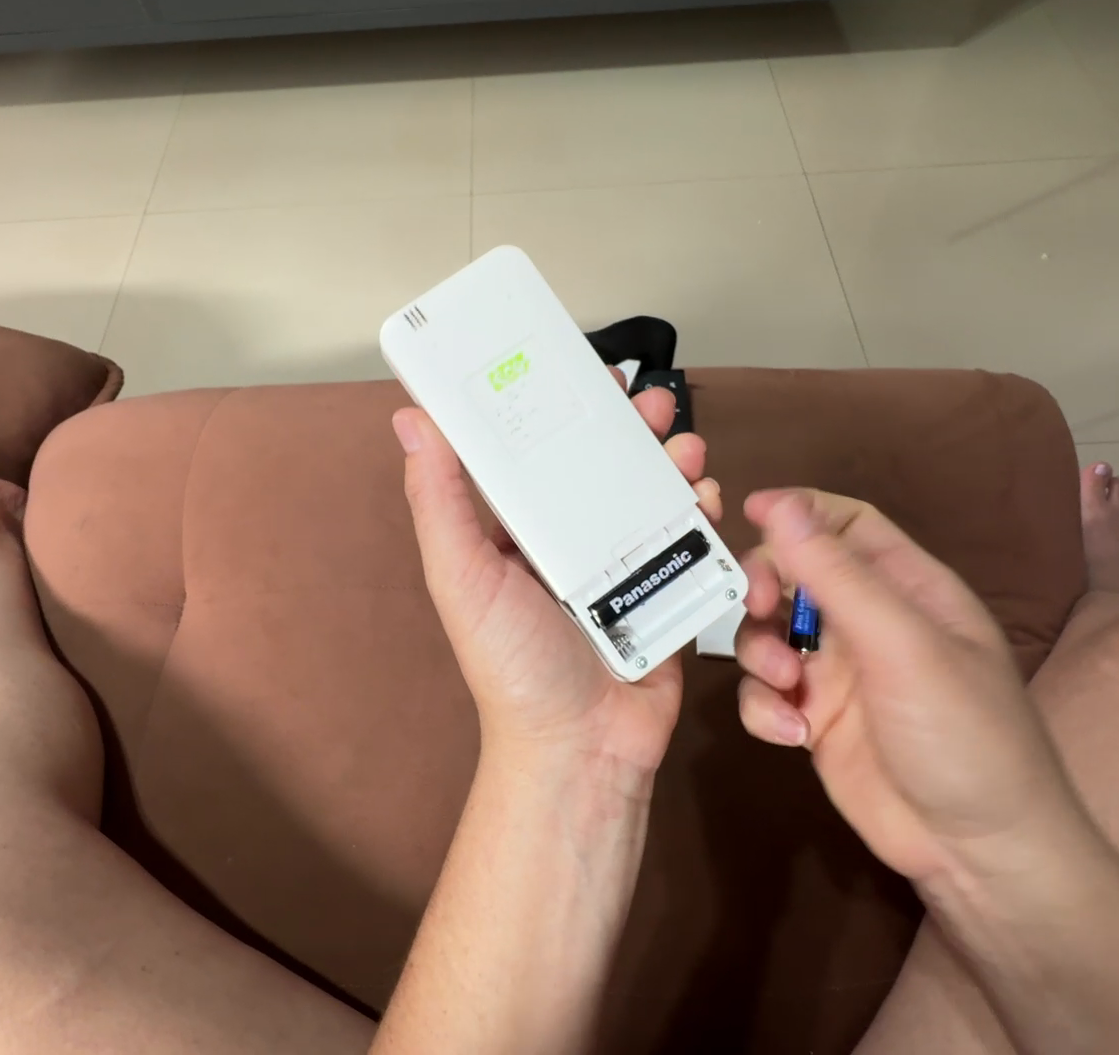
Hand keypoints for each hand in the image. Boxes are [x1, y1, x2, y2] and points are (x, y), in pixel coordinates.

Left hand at [394, 377, 721, 776]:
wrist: (582, 748)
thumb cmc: (513, 667)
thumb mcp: (463, 578)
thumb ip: (440, 502)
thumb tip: (412, 419)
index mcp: (517, 531)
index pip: (535, 453)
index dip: (556, 407)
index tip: (579, 370)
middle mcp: (569, 540)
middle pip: (601, 464)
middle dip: (627, 426)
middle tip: (648, 400)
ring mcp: (620, 562)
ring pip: (650, 491)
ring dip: (670, 458)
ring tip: (684, 444)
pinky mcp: (663, 587)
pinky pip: (686, 535)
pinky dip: (700, 508)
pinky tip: (706, 495)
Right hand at [732, 489, 1089, 883]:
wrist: (976, 852)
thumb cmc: (962, 733)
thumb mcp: (901, 644)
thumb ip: (837, 574)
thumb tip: (780, 504)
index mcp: (907, 588)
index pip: (846, 524)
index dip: (799, 510)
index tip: (747, 508)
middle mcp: (868, 622)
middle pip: (794, 574)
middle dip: (766, 586)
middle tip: (755, 606)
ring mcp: (838, 672)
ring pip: (768, 634)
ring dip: (759, 653)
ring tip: (785, 686)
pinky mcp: (814, 718)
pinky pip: (765, 693)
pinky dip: (764, 708)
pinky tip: (792, 736)